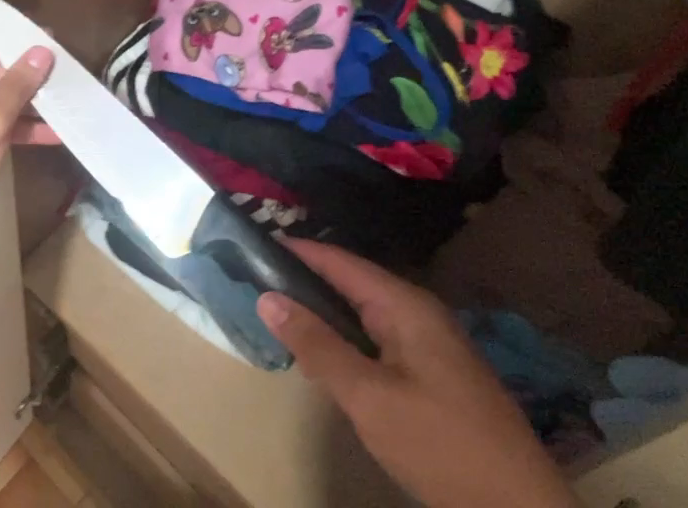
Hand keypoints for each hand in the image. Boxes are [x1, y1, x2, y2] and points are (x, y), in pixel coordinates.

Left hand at [0, 35, 56, 249]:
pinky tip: (61, 133)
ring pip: (9, 100)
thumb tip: (42, 51)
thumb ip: (17, 85)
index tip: (53, 34)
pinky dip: (31, 128)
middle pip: (1, 70)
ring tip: (76, 98)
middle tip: (74, 69)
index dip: (17, 35)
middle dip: (35, 70)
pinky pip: (10, 126)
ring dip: (38, 101)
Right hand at [257, 241, 581, 507]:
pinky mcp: (431, 374)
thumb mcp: (367, 396)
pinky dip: (341, 340)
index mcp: (406, 307)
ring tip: (272, 316)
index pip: (339, 261)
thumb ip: (316, 345)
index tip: (247, 245)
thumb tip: (267, 298)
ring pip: (360, 314)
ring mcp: (428, 345)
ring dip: (319, 314)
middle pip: (349, 283)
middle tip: (250, 282)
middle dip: (302, 281)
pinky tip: (318, 357)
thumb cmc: (439, 443)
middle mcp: (418, 315)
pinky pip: (374, 340)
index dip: (294, 251)